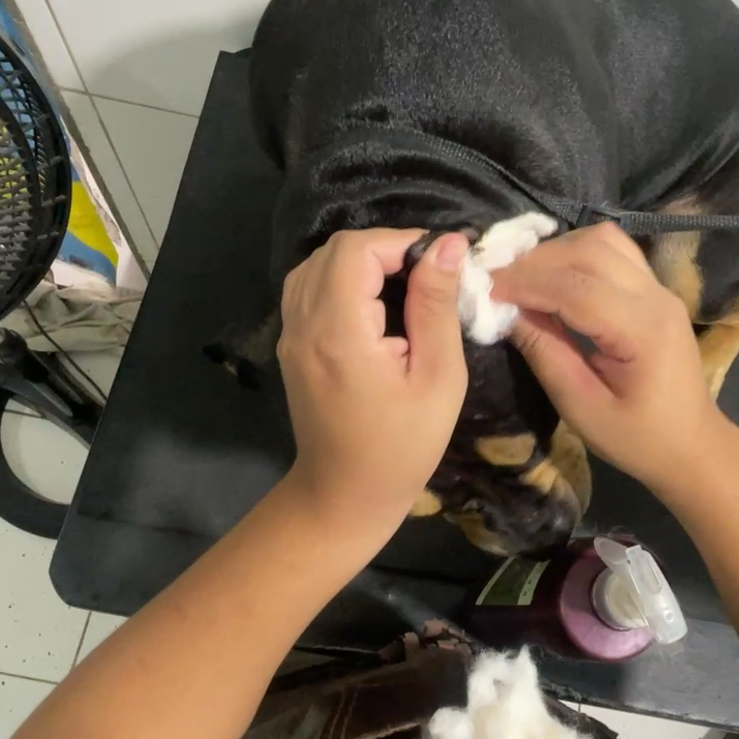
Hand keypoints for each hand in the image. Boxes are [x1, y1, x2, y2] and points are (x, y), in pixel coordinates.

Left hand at [277, 228, 469, 530]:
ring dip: (361, 263)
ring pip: (316, 265)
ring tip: (403, 289)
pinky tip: (373, 306)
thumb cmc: (403, 446)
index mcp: (338, 332)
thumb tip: (449, 245)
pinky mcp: (290, 345)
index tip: (440, 263)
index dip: (400, 242)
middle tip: (427, 276)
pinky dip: (341, 281)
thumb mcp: (438, 378)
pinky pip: (308, 289)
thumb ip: (437, 306)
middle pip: (333, 251)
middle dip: (384, 250)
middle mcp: (303, 324)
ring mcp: (289, 335)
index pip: (356, 250)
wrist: (345, 495)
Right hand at [489, 223, 731, 497]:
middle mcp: (657, 297)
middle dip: (536, 260)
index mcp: (644, 331)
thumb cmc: (637, 438)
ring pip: (603, 240)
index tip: (486, 291)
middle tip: (496, 281)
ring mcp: (660, 288)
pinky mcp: (654, 289)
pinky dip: (575, 255)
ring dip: (556, 251)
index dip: (527, 283)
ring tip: (521, 277)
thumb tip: (506, 313)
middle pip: (591, 250)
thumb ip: (545, 354)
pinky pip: (612, 252)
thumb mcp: (581, 408)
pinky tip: (551, 277)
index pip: (577, 288)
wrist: (691, 446)